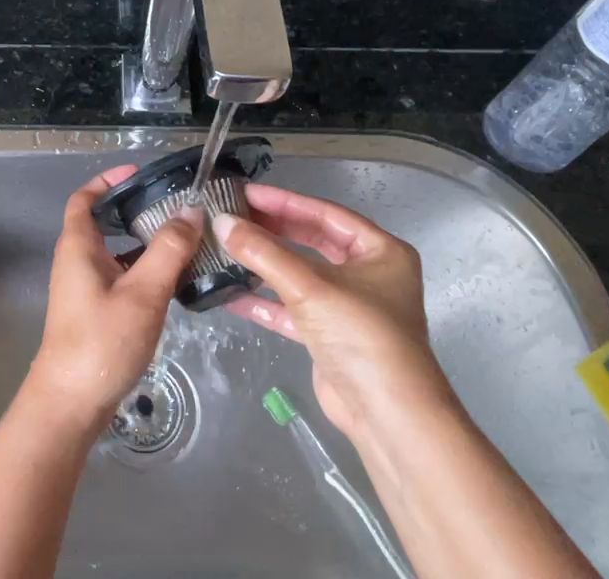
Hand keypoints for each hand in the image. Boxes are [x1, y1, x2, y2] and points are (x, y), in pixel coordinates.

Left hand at [24, 166, 203, 428]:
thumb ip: (168, 249)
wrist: (71, 402)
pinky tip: (174, 281)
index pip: (84, 198)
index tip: (140, 174)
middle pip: (104, 223)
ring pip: (116, 254)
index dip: (108, 180)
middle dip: (138, 212)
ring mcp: (84, 289)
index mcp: (78, 246)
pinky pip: (121, 278)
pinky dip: (144, 272)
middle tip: (177, 207)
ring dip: (146, 244)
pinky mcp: (94, 313)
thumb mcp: (143, 292)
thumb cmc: (102, 339)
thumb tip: (191, 210)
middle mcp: (76, 262)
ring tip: (186, 240)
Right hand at [212, 184, 450, 438]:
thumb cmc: (361, 335)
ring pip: (301, 275)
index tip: (245, 193)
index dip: (284, 201)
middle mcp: (368, 274)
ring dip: (266, 264)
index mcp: (381, 251)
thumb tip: (221, 222)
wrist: (388, 414)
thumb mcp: (310, 287)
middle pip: (313, 241)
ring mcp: (349, 307)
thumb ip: (263, 253)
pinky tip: (231, 293)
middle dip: (273, 230)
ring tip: (227, 248)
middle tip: (233, 216)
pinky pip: (293, 308)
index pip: (326, 214)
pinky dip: (265, 300)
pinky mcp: (330, 336)